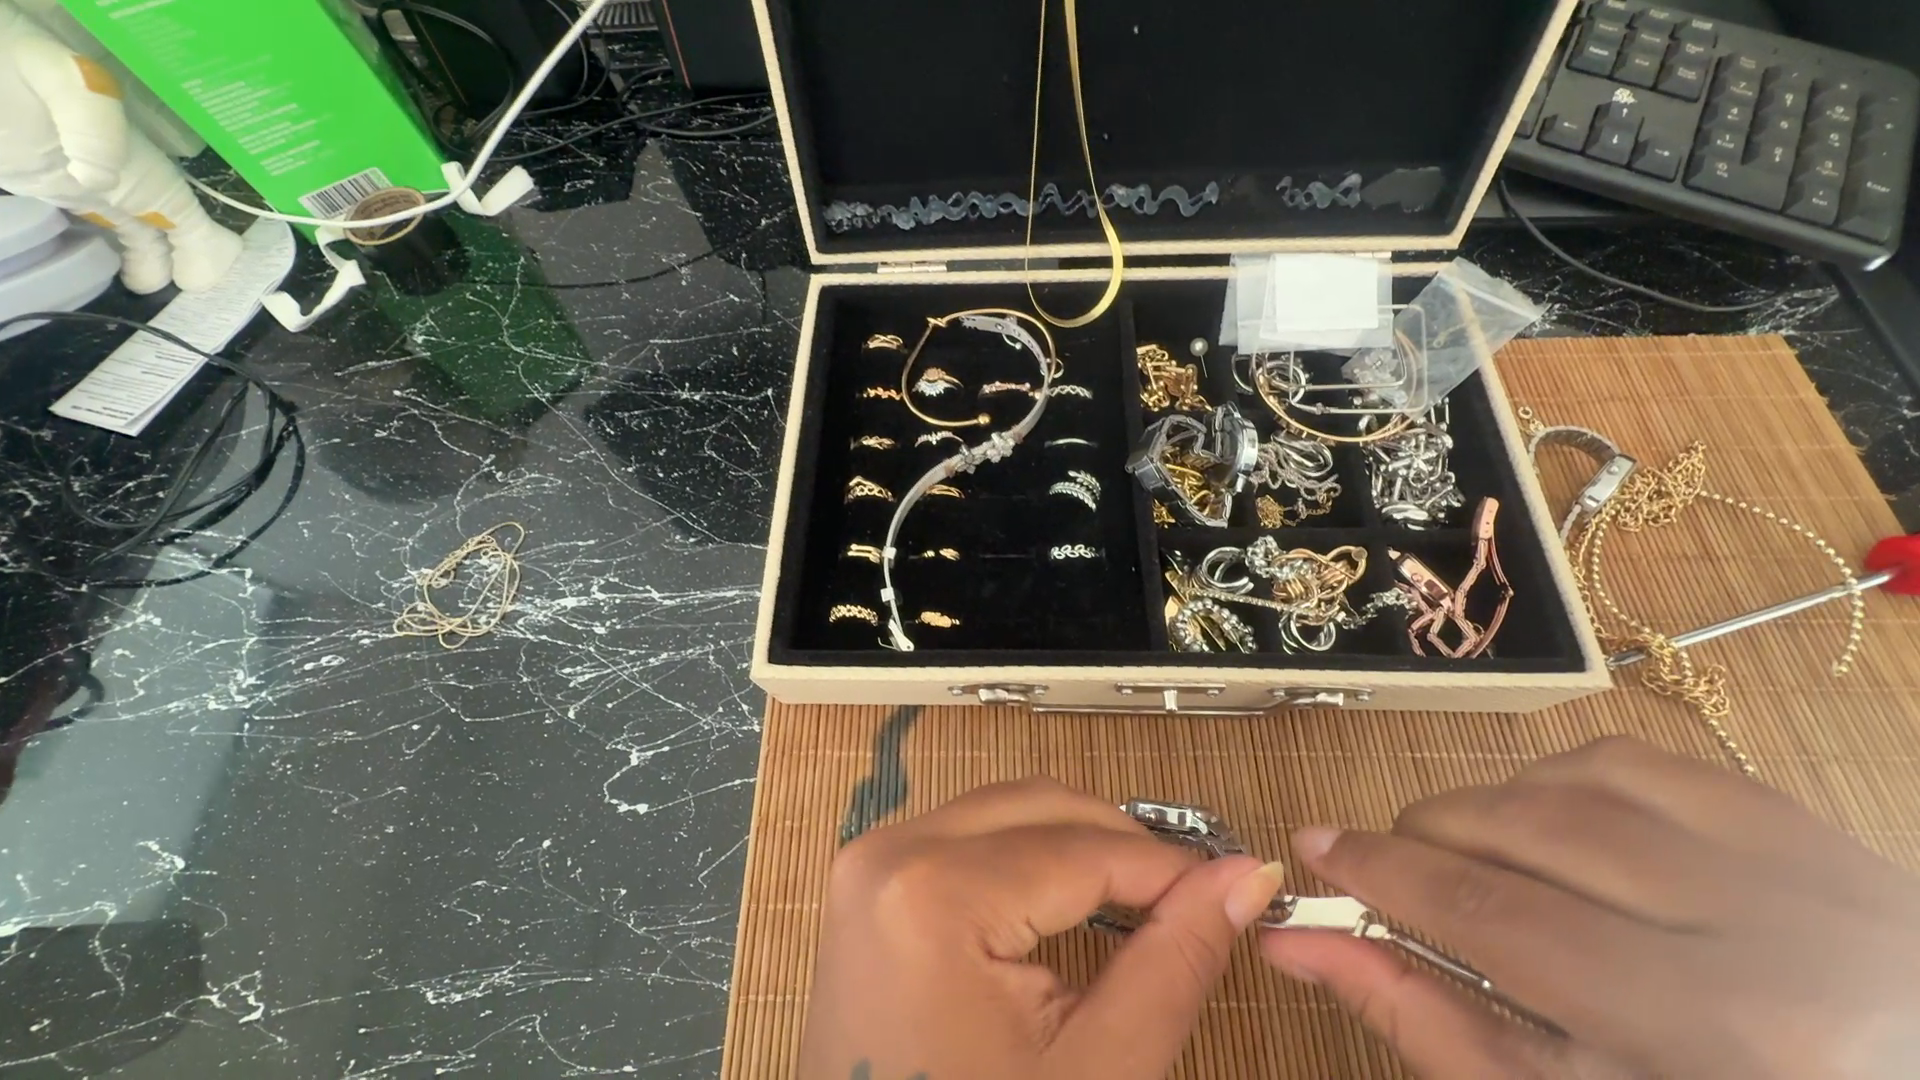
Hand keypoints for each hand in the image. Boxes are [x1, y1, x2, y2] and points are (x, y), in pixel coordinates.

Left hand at [800, 777, 1286, 1079]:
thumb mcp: (1093, 1068)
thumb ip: (1173, 961)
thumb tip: (1243, 879)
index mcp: (934, 892)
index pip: (1080, 848)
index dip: (1166, 866)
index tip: (1231, 882)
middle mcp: (890, 854)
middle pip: (1038, 808)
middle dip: (1122, 844)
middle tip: (1189, 895)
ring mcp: (871, 862)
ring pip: (1004, 811)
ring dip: (1076, 842)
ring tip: (1138, 898)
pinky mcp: (871, 881)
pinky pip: (967, 836)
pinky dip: (1027, 854)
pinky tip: (1068, 898)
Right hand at [1260, 737, 1919, 1079]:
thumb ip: (1422, 1018)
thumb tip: (1296, 944)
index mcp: (1729, 1031)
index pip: (1500, 913)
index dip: (1385, 872)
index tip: (1313, 847)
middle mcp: (1786, 929)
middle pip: (1532, 827)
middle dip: (1431, 837)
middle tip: (1400, 873)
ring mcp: (1814, 865)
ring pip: (1579, 778)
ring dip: (1491, 808)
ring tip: (1481, 861)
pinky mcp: (1811, 827)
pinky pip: (1641, 762)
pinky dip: (1560, 782)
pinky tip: (1552, 828)